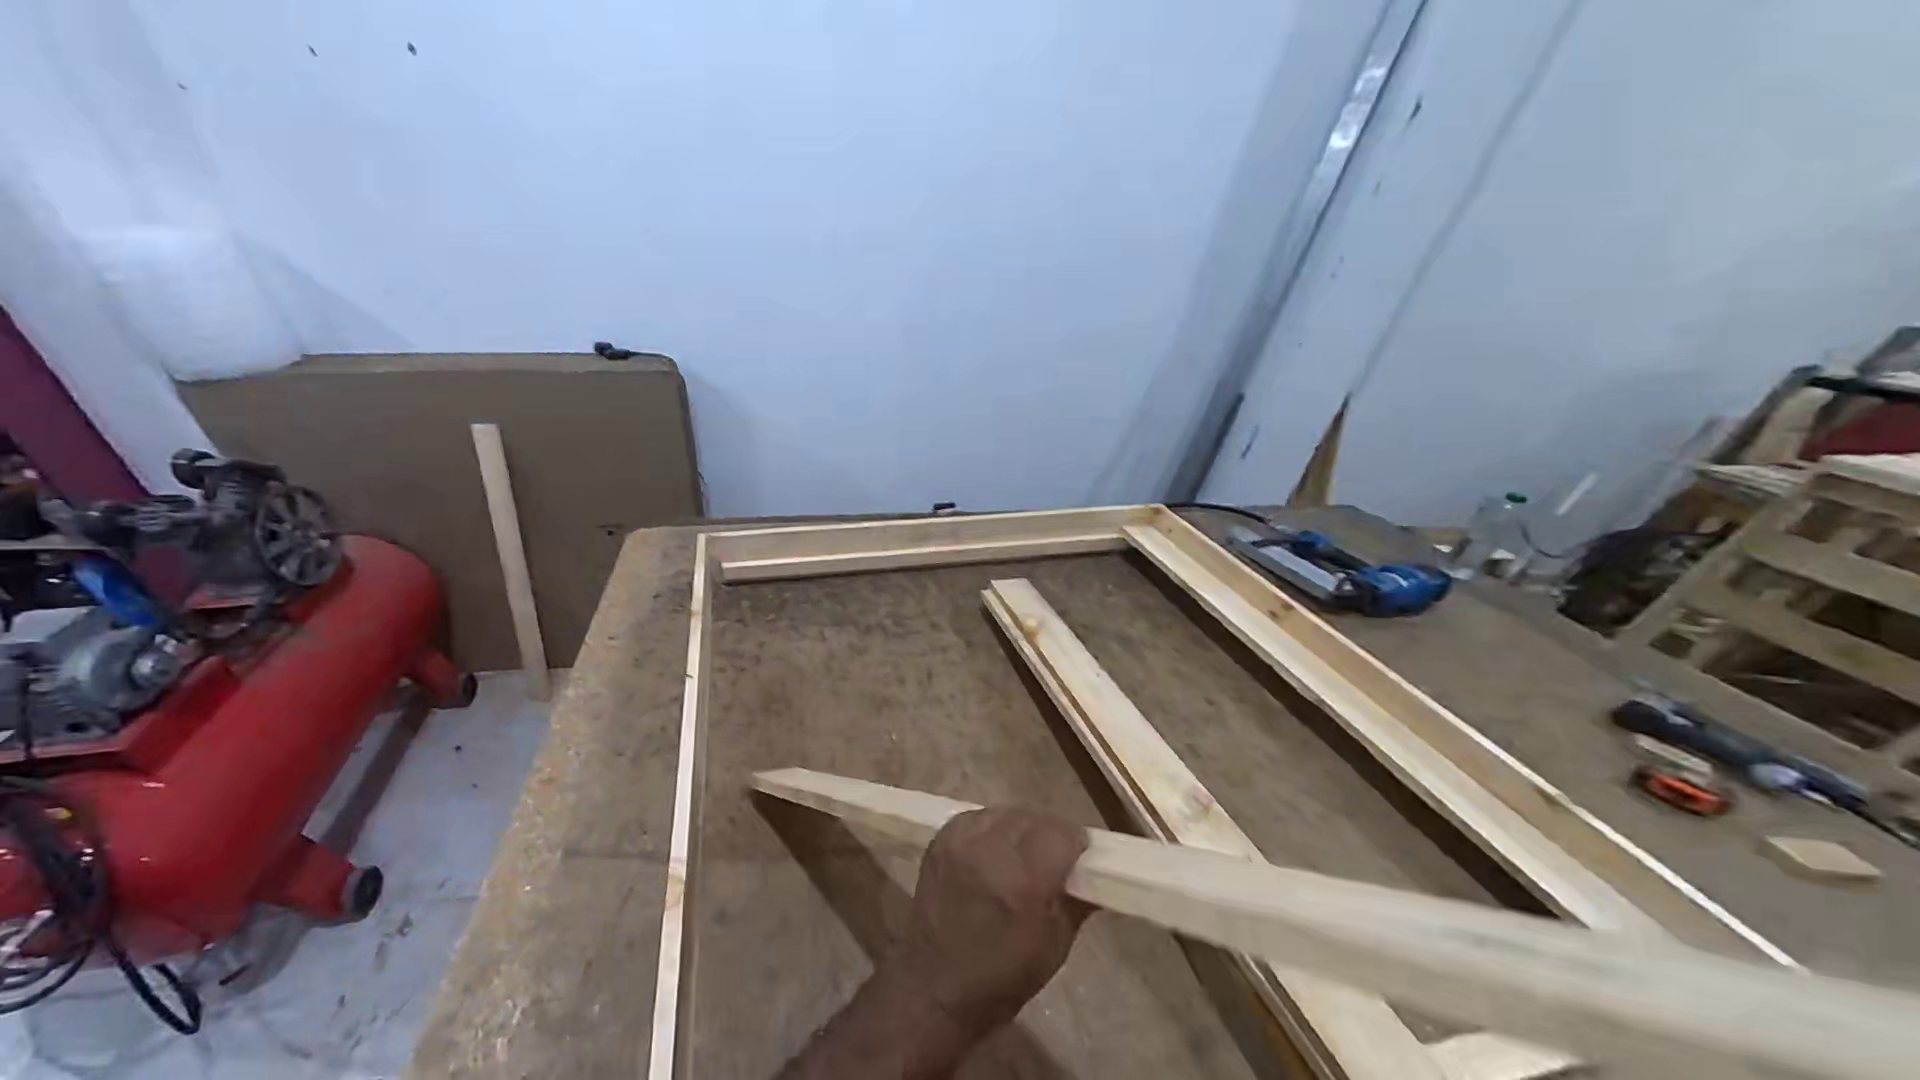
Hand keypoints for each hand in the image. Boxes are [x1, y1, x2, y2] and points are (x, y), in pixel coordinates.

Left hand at [889, 807, 1091, 1033]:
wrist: (934, 988)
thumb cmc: (1002, 977)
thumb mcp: (1055, 945)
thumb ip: (1078, 901)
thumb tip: (1098, 873)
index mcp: (1023, 882)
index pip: (1061, 833)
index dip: (1075, 843)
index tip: (1079, 855)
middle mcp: (990, 851)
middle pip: (1034, 818)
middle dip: (1050, 833)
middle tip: (1054, 855)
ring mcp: (960, 842)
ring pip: (1006, 812)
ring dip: (1021, 827)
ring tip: (1023, 851)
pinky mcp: (940, 840)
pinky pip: (978, 816)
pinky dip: (992, 827)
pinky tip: (995, 849)